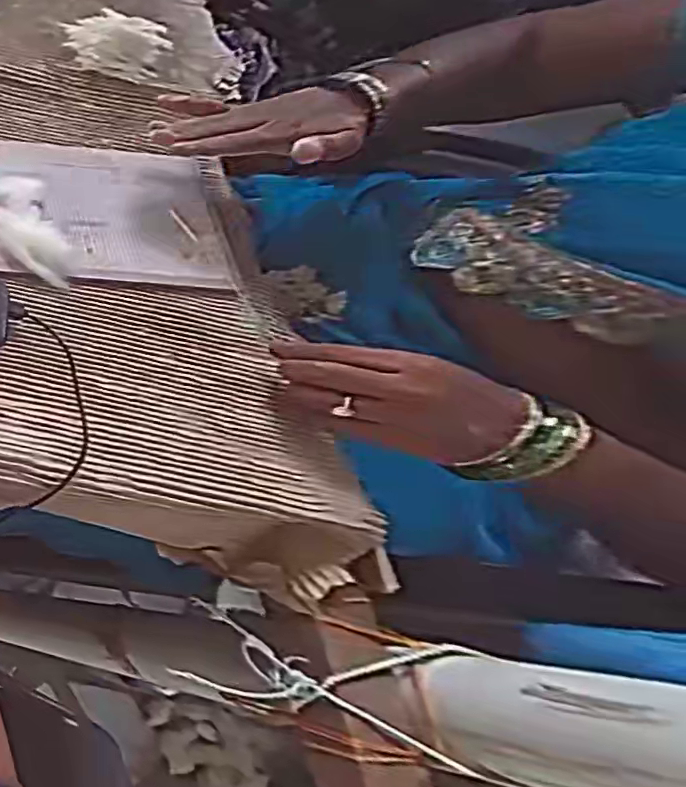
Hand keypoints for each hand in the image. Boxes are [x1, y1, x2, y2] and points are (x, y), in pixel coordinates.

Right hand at [149, 89, 367, 163]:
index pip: (231, 140)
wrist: (357, 97)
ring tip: (153, 125)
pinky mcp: (249, 107)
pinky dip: (192, 105)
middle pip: (214, 127)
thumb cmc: (347, 126)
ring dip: (181, 121)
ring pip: (210, 116)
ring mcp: (251, 111)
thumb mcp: (346, 140)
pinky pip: (216, 106)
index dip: (203, 143)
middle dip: (183, 132)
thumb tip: (303, 152)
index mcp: (274, 131)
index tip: (177, 145)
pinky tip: (171, 103)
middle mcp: (257, 119)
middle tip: (155, 136)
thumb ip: (324, 146)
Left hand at [273, 343, 534, 465]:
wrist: (511, 434)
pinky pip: (342, 426)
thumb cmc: (466, 391)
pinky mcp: (390, 440)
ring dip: (300, 393)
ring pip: (331, 402)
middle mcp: (398, 388)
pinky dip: (317, 416)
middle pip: (331, 376)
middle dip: (296, 369)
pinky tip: (301, 409)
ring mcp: (392, 416)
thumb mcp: (426, 364)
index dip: (305, 351)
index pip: (343, 354)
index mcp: (408, 364)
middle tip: (274, 364)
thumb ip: (379, 361)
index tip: (278, 347)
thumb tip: (328, 355)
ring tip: (282, 386)